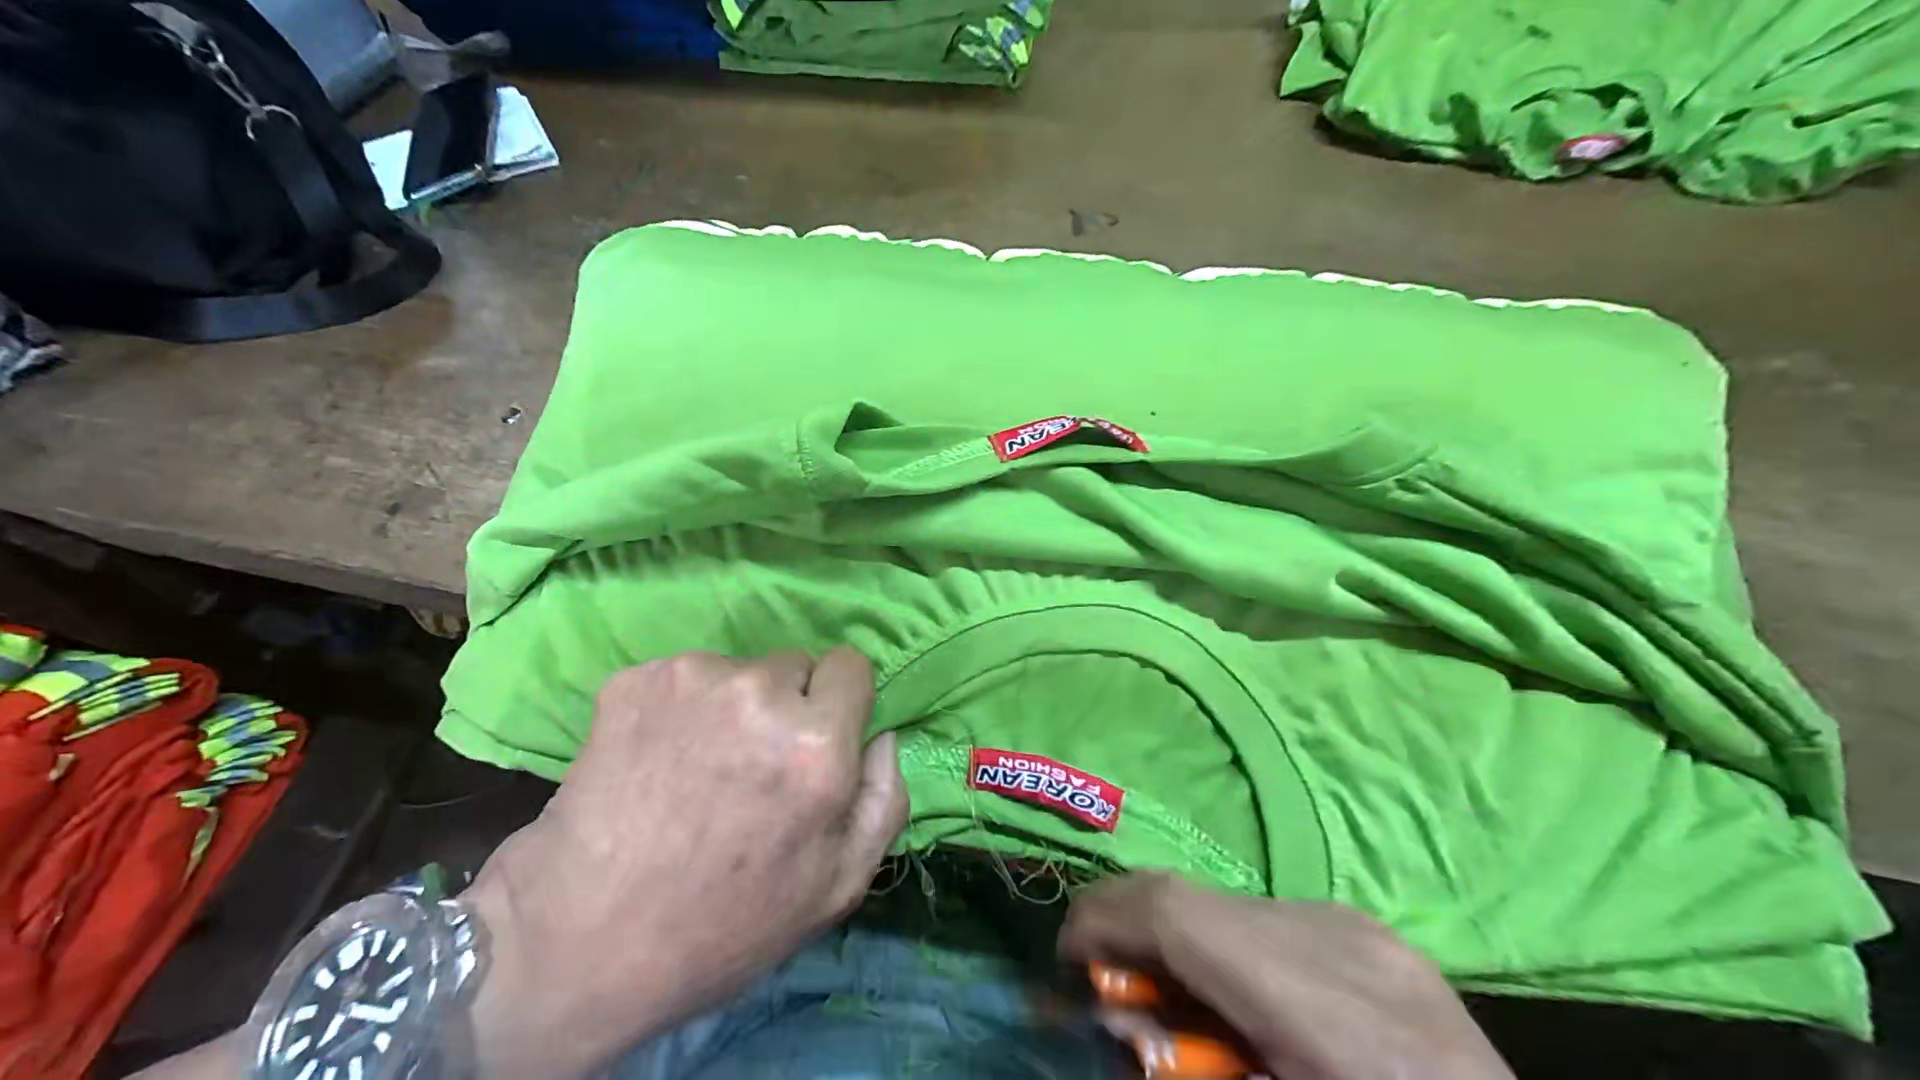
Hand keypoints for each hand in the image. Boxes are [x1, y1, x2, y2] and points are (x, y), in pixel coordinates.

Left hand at [462, 648, 908, 1078]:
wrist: (579, 940)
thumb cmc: (725, 923)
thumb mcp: (838, 886)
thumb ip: (886, 799)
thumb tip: (883, 733)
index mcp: (816, 743)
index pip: (850, 665)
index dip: (840, 701)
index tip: (818, 736)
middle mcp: (758, 692)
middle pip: (795, 664)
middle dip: (788, 703)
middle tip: (753, 764)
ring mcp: (690, 678)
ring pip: (739, 670)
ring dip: (733, 705)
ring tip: (700, 766)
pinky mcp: (634, 679)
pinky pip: (684, 678)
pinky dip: (680, 707)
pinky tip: (659, 758)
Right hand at [1059, 873, 1512, 1079]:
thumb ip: (1174, 1060)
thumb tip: (1108, 1016)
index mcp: (1316, 1003)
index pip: (1174, 909)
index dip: (1102, 919)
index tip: (1066, 959)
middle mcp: (1336, 936)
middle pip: (1192, 897)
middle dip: (1132, 932)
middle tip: (1113, 989)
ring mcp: (1363, 929)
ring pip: (1226, 904)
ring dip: (1183, 942)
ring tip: (1185, 1005)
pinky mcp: (1376, 933)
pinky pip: (1271, 920)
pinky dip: (1231, 949)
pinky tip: (1248, 1003)